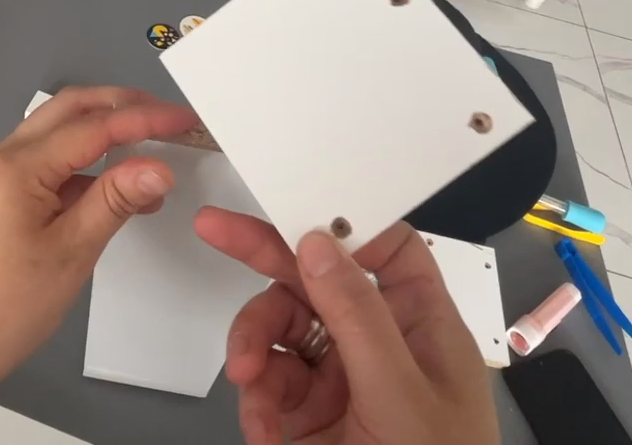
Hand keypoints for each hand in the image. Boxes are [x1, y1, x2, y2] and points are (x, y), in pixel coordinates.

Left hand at [0, 87, 196, 444]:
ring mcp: (0, 171)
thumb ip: (116, 200)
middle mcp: (5, 155)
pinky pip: (51, 157)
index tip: (184, 120)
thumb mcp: (72, 252)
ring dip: (105, 127)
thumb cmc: (9, 306)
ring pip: (60, 129)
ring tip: (150, 142)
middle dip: (123, 105)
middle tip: (168, 117)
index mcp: (18, 165)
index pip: (93, 127)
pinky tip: (117, 184)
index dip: (144, 120)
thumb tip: (160, 167)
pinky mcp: (3, 191)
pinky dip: (88, 159)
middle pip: (72, 108)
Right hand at [194, 210, 497, 444]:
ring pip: (280, 325)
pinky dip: (256, 401)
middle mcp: (377, 337)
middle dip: (263, 255)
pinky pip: (269, 381)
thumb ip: (358, 317)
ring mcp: (339, 374)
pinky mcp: (307, 412)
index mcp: (418, 322)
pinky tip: (261, 428)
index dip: (345, 225)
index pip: (386, 248)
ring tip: (244, 378)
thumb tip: (317, 240)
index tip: (297, 209)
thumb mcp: (401, 396)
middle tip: (213, 227)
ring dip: (253, 344)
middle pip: (314, 275)